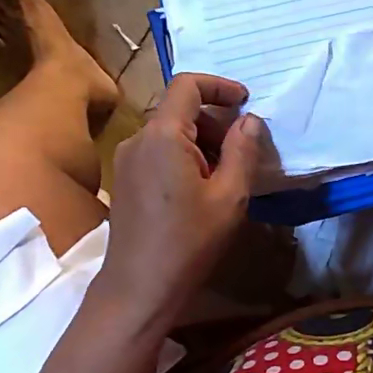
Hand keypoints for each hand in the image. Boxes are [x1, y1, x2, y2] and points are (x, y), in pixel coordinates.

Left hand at [91, 73, 269, 331]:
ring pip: (168, 133)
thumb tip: (249, 120)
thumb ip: (243, 151)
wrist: (138, 287)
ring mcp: (126, 160)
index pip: (187, 85)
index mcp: (162, 135)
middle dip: (214, 123)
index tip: (245, 102)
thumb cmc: (188, 242)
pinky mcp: (123, 179)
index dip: (219, 86)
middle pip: (179, 110)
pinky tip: (198, 191)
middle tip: (241, 155)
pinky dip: (182, 157)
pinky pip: (156, 152)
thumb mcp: (228, 197)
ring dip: (200, 143)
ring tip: (223, 179)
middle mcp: (138, 139)